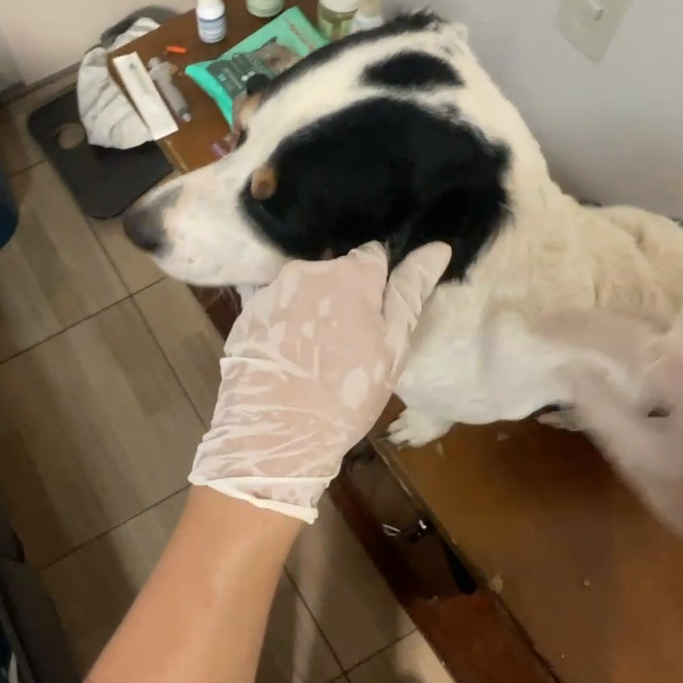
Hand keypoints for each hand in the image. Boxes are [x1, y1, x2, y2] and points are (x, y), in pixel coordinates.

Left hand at [190, 242, 451, 521]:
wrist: (276, 434)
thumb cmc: (347, 395)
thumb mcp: (392, 348)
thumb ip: (410, 292)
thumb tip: (437, 247)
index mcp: (350, 274)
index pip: (373, 257)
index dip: (379, 285)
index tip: (376, 318)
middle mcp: (306, 270)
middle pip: (335, 272)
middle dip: (344, 297)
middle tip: (347, 344)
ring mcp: (270, 291)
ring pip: (303, 290)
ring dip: (313, 310)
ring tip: (315, 356)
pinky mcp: (245, 315)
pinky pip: (275, 309)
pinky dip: (284, 325)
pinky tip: (288, 359)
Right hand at [545, 313, 682, 638]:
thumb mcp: (643, 465)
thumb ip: (602, 411)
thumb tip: (568, 369)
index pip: (633, 337)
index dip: (581, 327)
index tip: (539, 325)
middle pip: (655, 321)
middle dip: (600, 320)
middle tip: (553, 327)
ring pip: (673, 327)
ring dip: (623, 329)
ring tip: (578, 338)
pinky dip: (648, 342)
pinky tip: (622, 356)